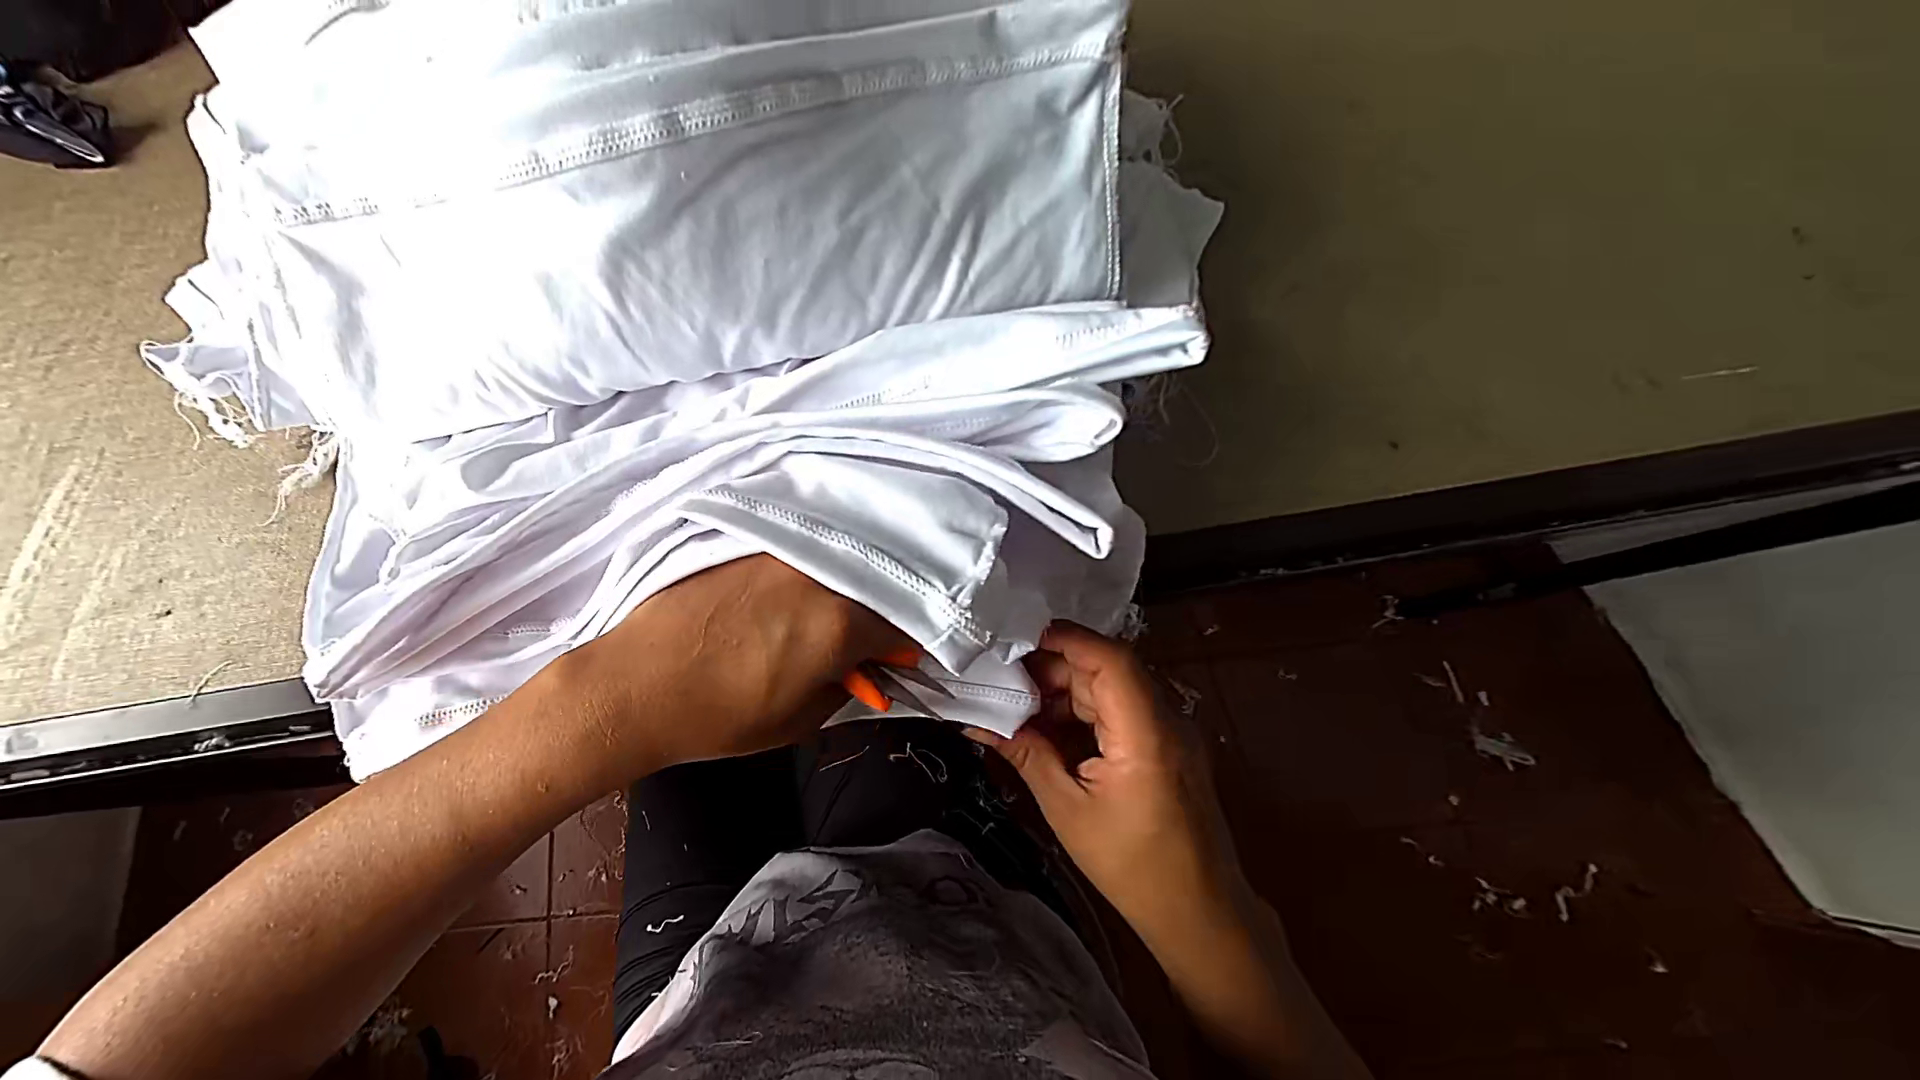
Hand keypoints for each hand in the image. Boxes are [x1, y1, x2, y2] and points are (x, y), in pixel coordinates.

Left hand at [553, 554, 905, 780]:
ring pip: (839, 570)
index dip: (903, 649)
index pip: (902, 627)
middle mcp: (821, 576)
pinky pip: (802, 557)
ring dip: (844, 594)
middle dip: (877, 620)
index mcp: (841, 623)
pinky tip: (791, 601)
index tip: (895, 662)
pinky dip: (811, 578)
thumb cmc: (720, 714)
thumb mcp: (801, 718)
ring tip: (820, 625)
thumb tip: (869, 669)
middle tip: (858, 648)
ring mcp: (784, 555)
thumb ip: (849, 686)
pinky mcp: (753, 547)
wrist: (635, 684)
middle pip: (874, 592)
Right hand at [973, 624, 1373, 1078]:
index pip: (1112, 661)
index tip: (1021, 638)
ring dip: (1067, 692)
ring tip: (1020, 707)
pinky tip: (1051, 728)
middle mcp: (1167, 721)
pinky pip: (1122, 712)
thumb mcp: (1068, 810)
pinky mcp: (1167, 745)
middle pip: (1109, 671)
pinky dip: (1086, 714)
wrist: (1199, 912)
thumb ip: (1026, 755)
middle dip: (1056, 669)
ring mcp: (1171, 732)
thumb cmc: (1132, 867)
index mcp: (1147, 735)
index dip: (1068, 640)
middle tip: (1006, 681)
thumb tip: (978, 723)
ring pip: (1113, 689)